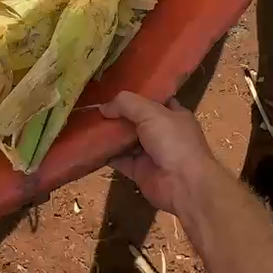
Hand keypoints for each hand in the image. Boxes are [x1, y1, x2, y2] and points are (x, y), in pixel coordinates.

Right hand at [99, 91, 225, 218]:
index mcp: (173, 114)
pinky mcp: (139, 171)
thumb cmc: (173, 141)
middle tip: (94, 105)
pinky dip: (106, 154)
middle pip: (136, 119)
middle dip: (117, 113)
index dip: (136, 93)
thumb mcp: (151, 112)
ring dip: (109, 133)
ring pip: (126, 139)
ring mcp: (150, 153)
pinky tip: (90, 145)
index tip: (113, 87)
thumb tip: (103, 107)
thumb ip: (126, 104)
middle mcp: (162, 132)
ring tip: (88, 122)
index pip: (153, 99)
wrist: (184, 185)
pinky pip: (119, 159)